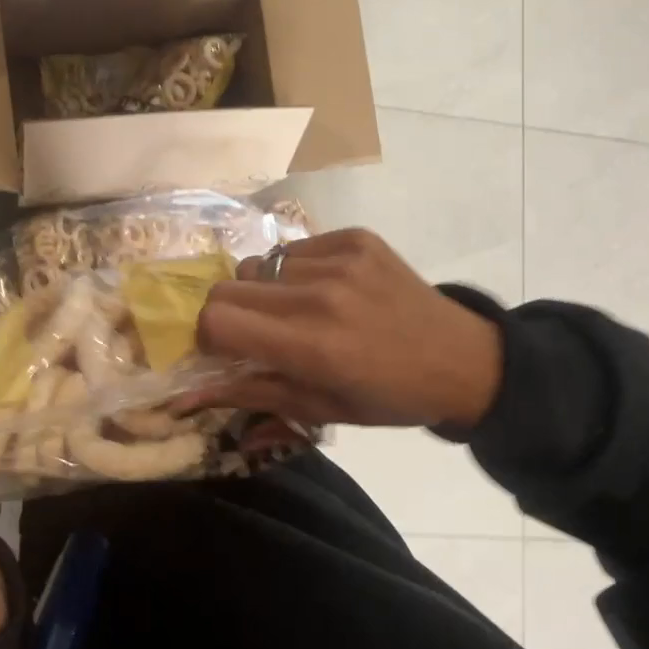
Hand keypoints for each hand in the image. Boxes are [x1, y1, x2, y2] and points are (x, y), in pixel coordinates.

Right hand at [189, 229, 502, 428]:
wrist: (463, 359)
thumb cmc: (388, 397)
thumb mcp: (320, 411)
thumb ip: (251, 394)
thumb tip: (186, 397)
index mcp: (313, 345)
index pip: (217, 320)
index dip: (209, 338)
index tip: (226, 351)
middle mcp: (321, 294)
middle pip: (228, 286)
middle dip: (229, 314)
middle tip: (258, 334)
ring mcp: (340, 259)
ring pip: (260, 265)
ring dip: (267, 291)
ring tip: (301, 311)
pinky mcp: (355, 237)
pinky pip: (296, 247)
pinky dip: (298, 271)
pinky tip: (329, 291)